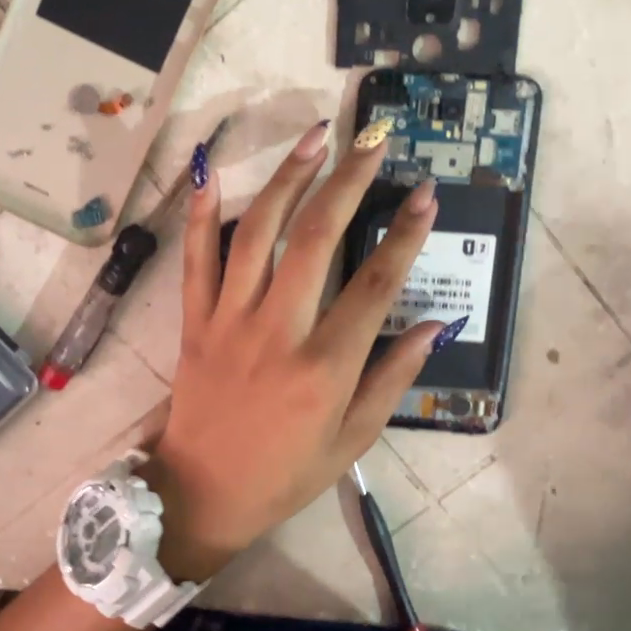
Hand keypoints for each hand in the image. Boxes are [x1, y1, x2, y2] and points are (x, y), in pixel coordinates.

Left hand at [139, 118, 447, 582]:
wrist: (201, 493)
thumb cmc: (285, 472)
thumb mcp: (353, 439)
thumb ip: (393, 378)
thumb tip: (436, 324)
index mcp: (324, 367)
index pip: (374, 285)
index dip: (405, 235)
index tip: (424, 194)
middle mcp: (276, 330)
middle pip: (315, 238)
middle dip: (349, 182)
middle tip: (373, 141)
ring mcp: (228, 319)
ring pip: (256, 233)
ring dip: (287, 179)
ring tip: (315, 137)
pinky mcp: (194, 319)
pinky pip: (195, 258)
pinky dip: (203, 213)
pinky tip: (214, 174)